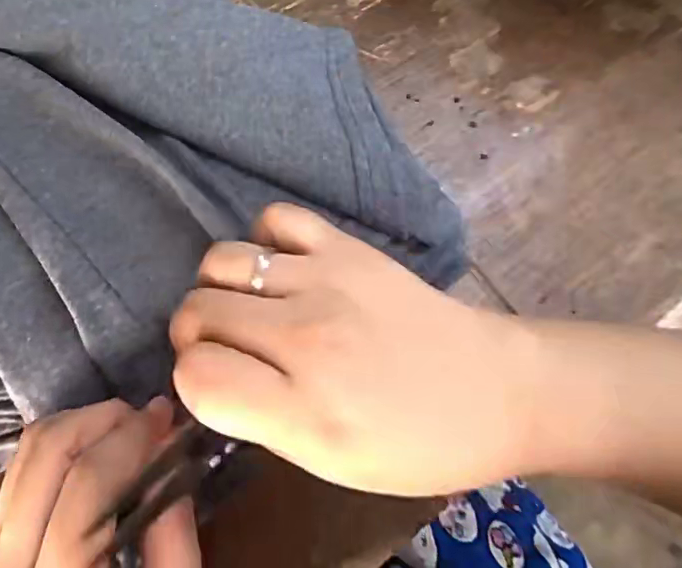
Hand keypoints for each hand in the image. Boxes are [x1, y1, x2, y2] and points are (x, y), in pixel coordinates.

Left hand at [0, 398, 200, 567]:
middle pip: (46, 456)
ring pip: (28, 453)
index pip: (83, 492)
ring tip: (127, 429)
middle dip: (105, 420)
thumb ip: (172, 531)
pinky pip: (20, 470)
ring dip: (83, 423)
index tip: (167, 419)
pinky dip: (61, 442)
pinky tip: (96, 447)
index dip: (128, 443)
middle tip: (149, 417)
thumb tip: (169, 445)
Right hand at [169, 204, 537, 496]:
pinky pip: (273, 218)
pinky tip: (280, 267)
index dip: (191, 379)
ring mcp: (324, 279)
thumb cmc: (413, 442)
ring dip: (218, 286)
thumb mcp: (332, 463)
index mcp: (304, 410)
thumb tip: (207, 375)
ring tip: (245, 305)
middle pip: (198, 311)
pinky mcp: (344, 244)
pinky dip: (262, 240)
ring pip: (221, 261)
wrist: (489, 387)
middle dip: (195, 333)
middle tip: (223, 346)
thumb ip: (261, 419)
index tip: (211, 382)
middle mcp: (306, 336)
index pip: (197, 375)